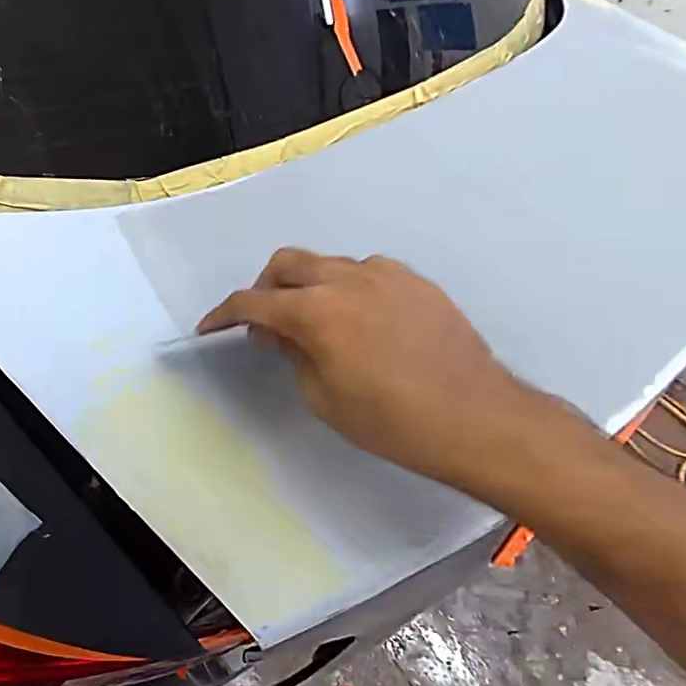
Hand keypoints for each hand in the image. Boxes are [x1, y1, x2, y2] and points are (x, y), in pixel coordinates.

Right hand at [198, 248, 561, 488]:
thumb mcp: (324, 398)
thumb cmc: (390, 421)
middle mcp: (347, 278)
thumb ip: (292, 354)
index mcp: (317, 310)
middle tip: (264, 323)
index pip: (254, 301)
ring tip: (314, 324)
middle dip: (264, 288)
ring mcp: (386, 274)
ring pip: (328, 264)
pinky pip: (366, 273)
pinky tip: (359, 322)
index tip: (211, 328)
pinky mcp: (416, 281)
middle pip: (287, 263)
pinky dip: (346, 288)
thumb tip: (275, 331)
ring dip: (307, 286)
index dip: (225, 314)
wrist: (474, 418)